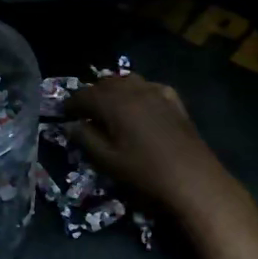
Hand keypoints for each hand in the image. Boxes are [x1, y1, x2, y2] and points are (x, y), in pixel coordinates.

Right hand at [66, 74, 241, 224]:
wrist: (192, 178)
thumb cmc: (145, 172)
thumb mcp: (107, 160)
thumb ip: (86, 139)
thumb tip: (71, 126)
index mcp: (113, 103)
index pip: (84, 95)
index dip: (72, 103)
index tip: (64, 113)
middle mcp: (133, 90)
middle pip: (105, 83)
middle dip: (92, 94)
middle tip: (85, 111)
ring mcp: (156, 91)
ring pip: (127, 80)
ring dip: (114, 89)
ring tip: (109, 105)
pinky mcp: (173, 100)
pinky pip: (148, 86)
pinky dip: (137, 91)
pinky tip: (139, 104)